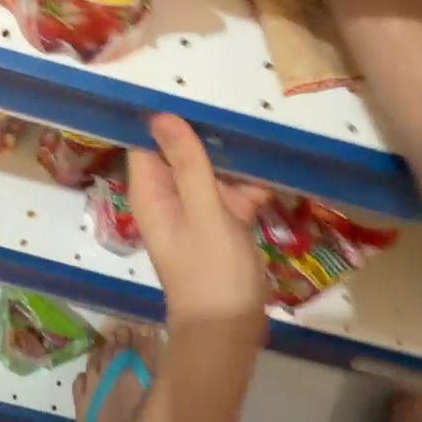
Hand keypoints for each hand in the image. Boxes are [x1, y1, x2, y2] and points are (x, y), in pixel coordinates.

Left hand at [129, 113, 271, 322]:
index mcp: (151, 192)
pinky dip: (250, 184)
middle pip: (181, 150)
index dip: (164, 116)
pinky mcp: (220, 222)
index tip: (189, 87)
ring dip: (234, 157)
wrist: (231, 335)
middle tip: (234, 102)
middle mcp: (168, 196)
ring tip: (259, 132)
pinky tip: (274, 171)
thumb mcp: (204, 212)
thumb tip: (161, 115)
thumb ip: (188, 164)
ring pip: (210, 168)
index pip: (147, 140)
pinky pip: (232, 190)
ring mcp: (195, 209)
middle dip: (206, 132)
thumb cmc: (212, 273)